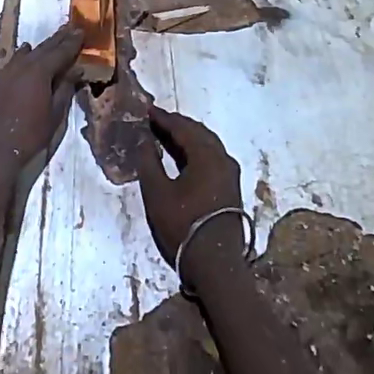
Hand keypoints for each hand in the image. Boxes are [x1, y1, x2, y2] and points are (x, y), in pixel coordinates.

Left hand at [0, 24, 82, 177]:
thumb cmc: (29, 136)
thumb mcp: (54, 115)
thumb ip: (64, 89)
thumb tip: (75, 71)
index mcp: (38, 72)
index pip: (59, 52)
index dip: (72, 43)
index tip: (80, 31)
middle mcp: (19, 67)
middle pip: (41, 50)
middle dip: (56, 40)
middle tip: (68, 30)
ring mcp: (2, 75)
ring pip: (23, 56)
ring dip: (37, 49)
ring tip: (47, 44)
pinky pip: (10, 65)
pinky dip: (20, 60)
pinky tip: (22, 59)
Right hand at [133, 108, 244, 275]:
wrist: (214, 263)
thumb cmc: (182, 225)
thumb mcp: (157, 193)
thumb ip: (149, 162)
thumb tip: (144, 141)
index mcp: (207, 156)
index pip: (183, 128)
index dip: (163, 118)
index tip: (146, 110)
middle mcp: (223, 159)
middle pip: (198, 133)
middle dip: (176, 125)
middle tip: (155, 120)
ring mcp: (229, 174)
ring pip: (207, 145)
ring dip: (186, 137)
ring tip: (164, 135)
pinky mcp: (229, 187)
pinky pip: (210, 157)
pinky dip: (194, 151)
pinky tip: (180, 156)